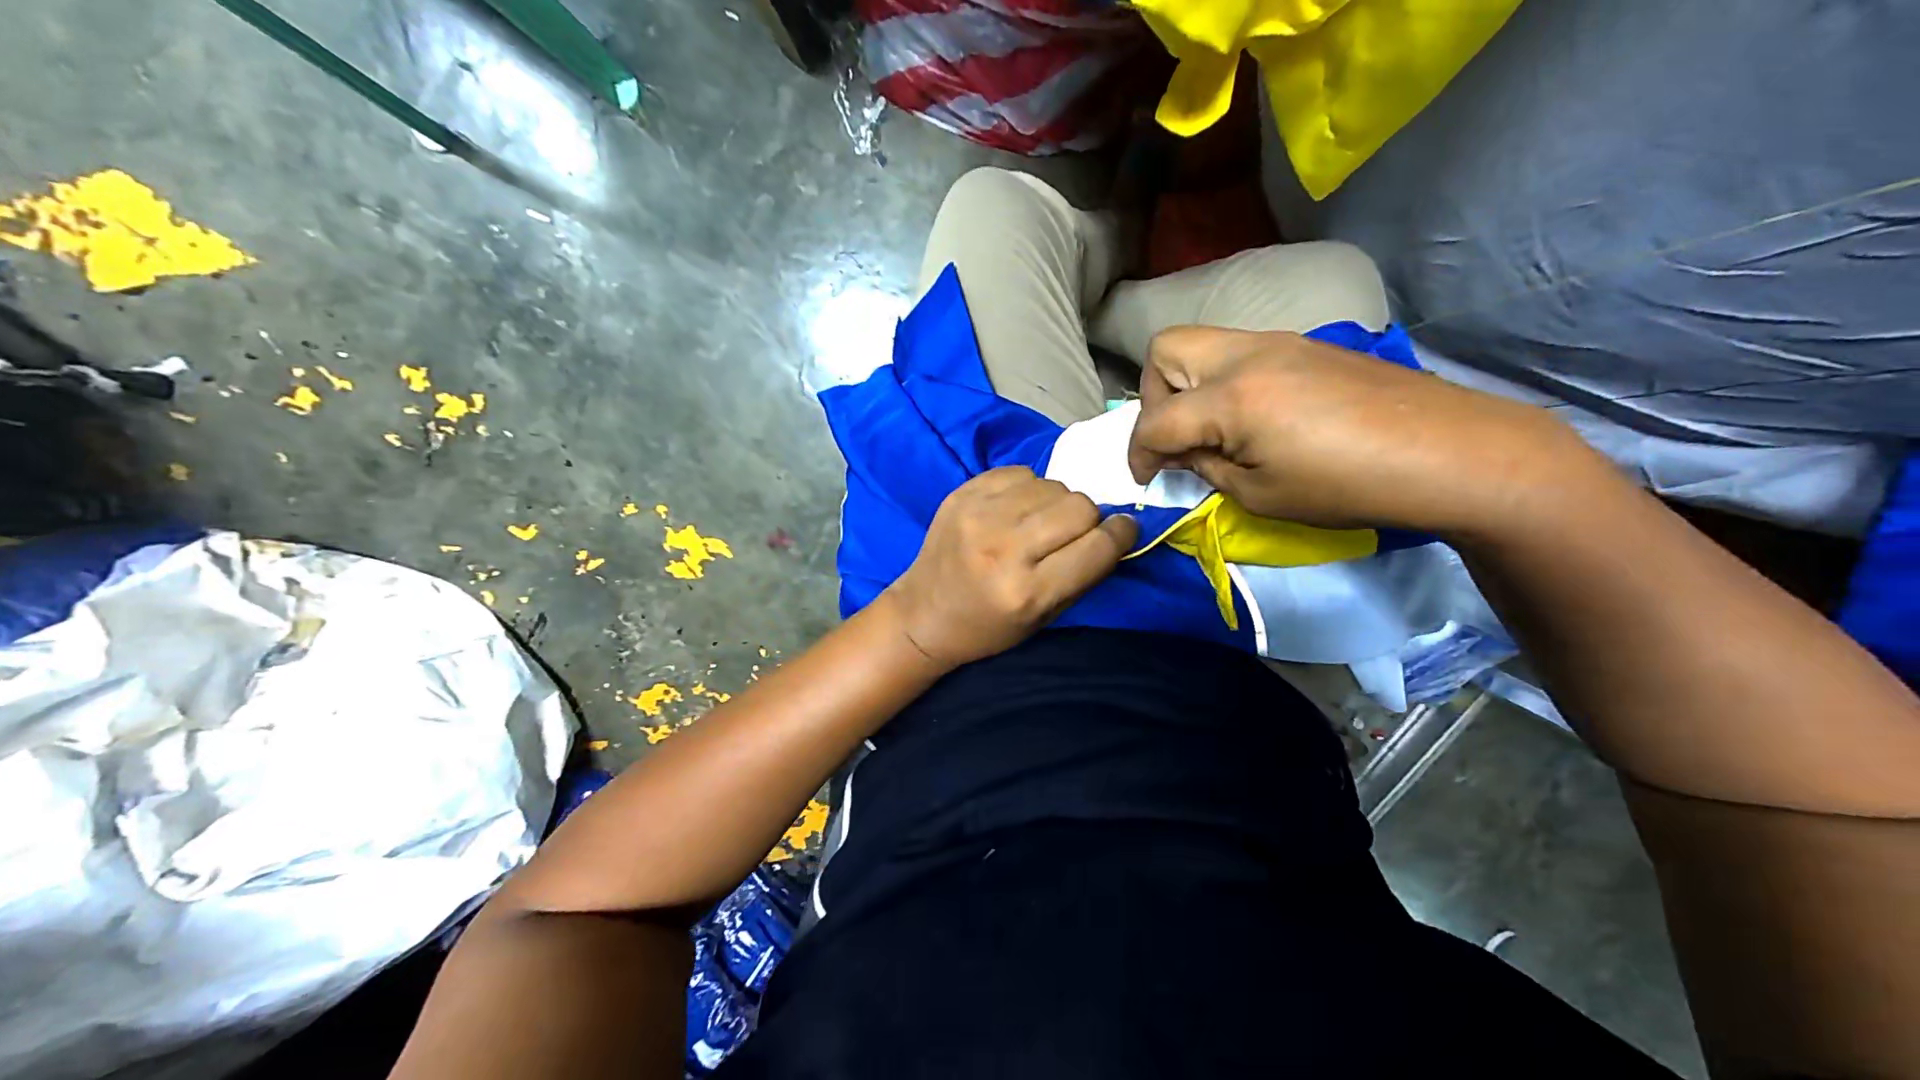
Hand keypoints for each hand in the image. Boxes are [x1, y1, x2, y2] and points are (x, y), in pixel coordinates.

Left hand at [882, 467, 1138, 668]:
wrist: (923, 614)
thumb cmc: (989, 627)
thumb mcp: (1044, 617)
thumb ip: (1084, 573)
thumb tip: (1117, 527)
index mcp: (1027, 591)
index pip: (1099, 546)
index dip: (1121, 535)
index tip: (1121, 532)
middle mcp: (1003, 548)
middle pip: (1079, 506)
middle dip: (1087, 520)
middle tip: (1071, 535)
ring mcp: (978, 516)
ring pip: (1052, 485)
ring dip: (1056, 503)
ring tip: (1037, 524)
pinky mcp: (962, 494)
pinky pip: (1020, 472)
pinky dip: (1027, 489)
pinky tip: (1013, 511)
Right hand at [1125, 326, 1600, 534]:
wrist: (1449, 451)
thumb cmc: (1348, 486)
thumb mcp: (1260, 495)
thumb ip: (1206, 467)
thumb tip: (1182, 453)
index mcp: (1231, 398)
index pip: (1155, 420)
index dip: (1139, 455)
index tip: (1147, 479)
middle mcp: (1246, 355)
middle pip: (1165, 349)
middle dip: (1154, 395)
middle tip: (1178, 436)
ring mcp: (1279, 342)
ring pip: (1202, 342)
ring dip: (1190, 383)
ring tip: (1215, 427)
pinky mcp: (1305, 345)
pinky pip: (1240, 351)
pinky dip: (1226, 379)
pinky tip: (1257, 415)